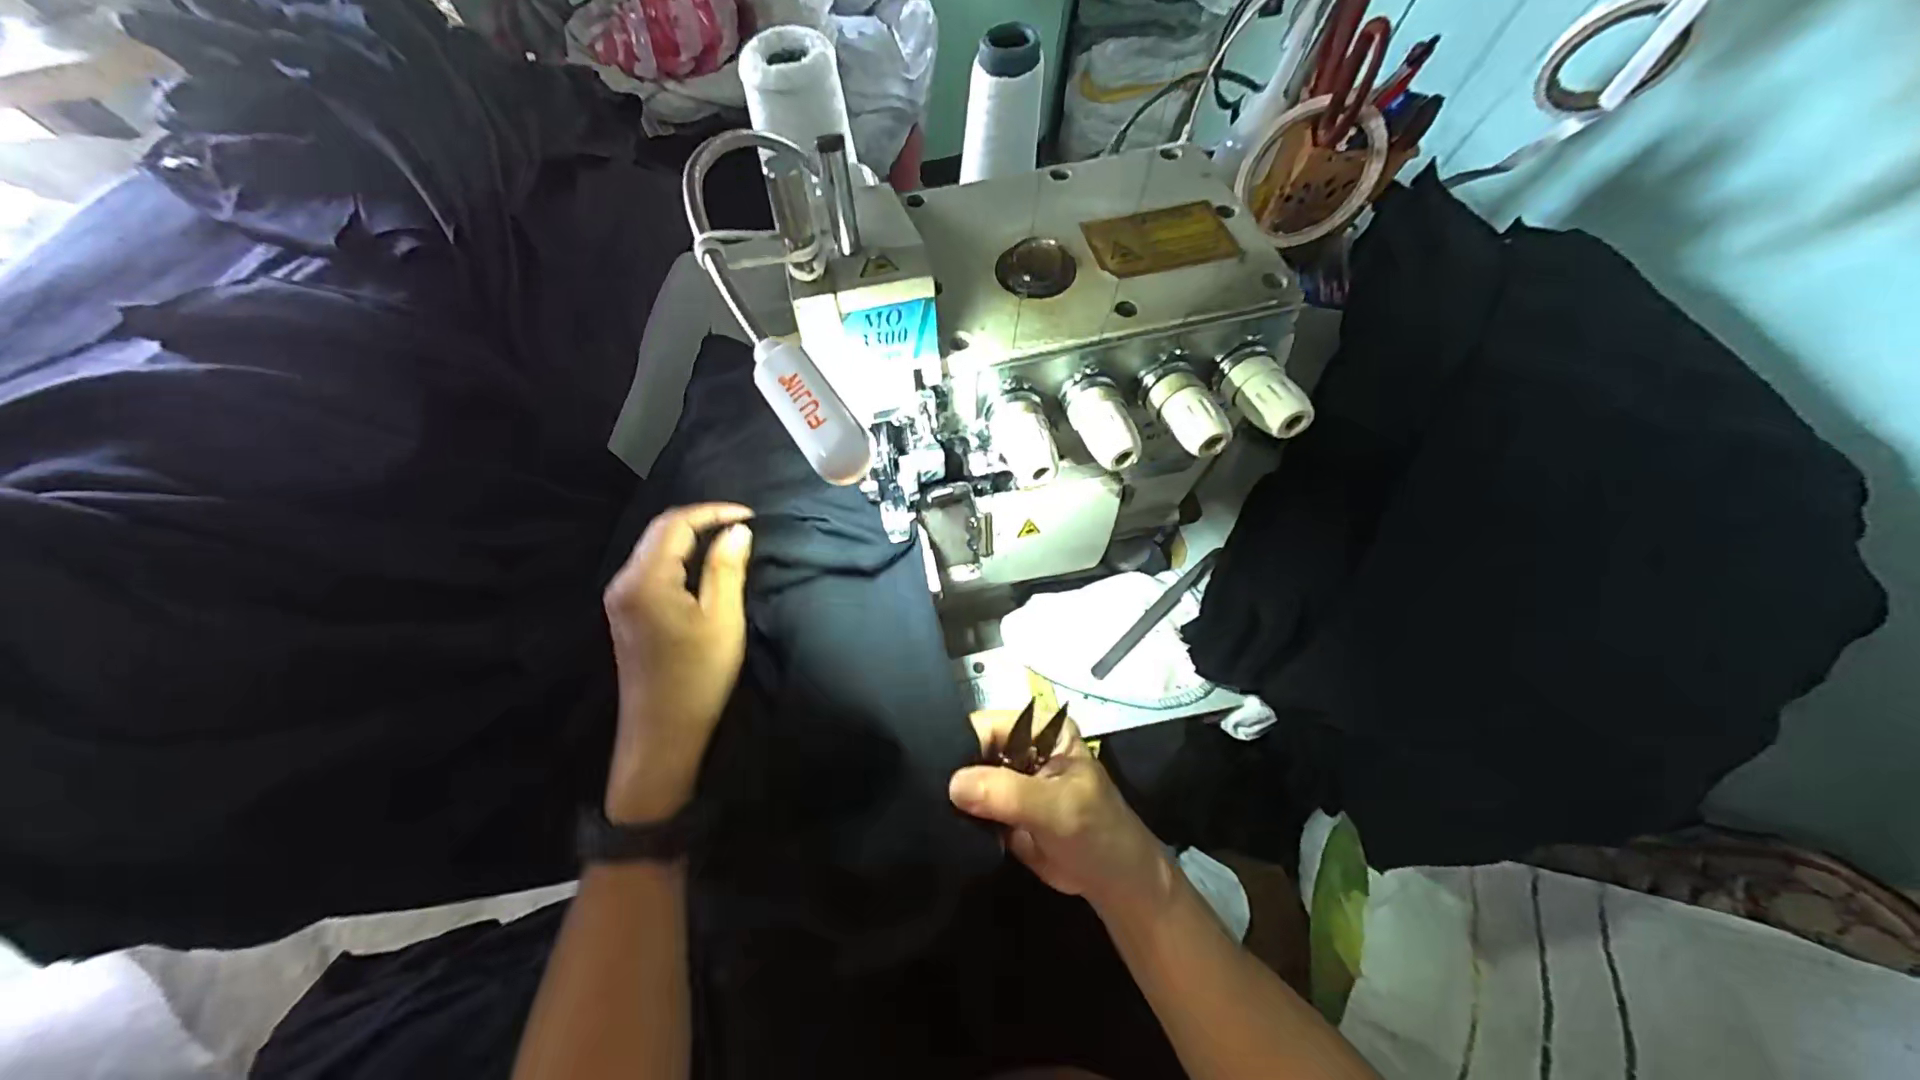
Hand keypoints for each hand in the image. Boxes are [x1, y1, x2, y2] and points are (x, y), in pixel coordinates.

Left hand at [602, 503, 753, 823]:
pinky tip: (703, 564)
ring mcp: (620, 598)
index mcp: (645, 580)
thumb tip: (738, 530)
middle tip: (742, 524)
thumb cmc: (699, 677)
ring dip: (689, 537)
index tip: (750, 516)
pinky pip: (651, 567)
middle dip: (701, 519)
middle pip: (659, 531)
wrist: (662, 733)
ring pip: (654, 548)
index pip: (675, 523)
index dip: (713, 511)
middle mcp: (624, 581)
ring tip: (728, 538)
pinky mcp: (626, 612)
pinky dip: (678, 556)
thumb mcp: (723, 619)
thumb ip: (727, 568)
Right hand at [947, 710, 1173, 915]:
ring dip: (949, 796)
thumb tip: (954, 785)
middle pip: (969, 750)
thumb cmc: (1097, 832)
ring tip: (927, 811)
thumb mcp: (1058, 807)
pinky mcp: (997, 809)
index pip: (985, 725)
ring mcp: (1007, 779)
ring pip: (965, 779)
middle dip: (950, 771)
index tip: (933, 771)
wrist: (1114, 881)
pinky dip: (954, 816)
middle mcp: (1019, 746)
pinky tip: (936, 825)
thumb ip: (1009, 793)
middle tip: (924, 793)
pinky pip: (967, 807)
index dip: (960, 745)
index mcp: (1038, 728)